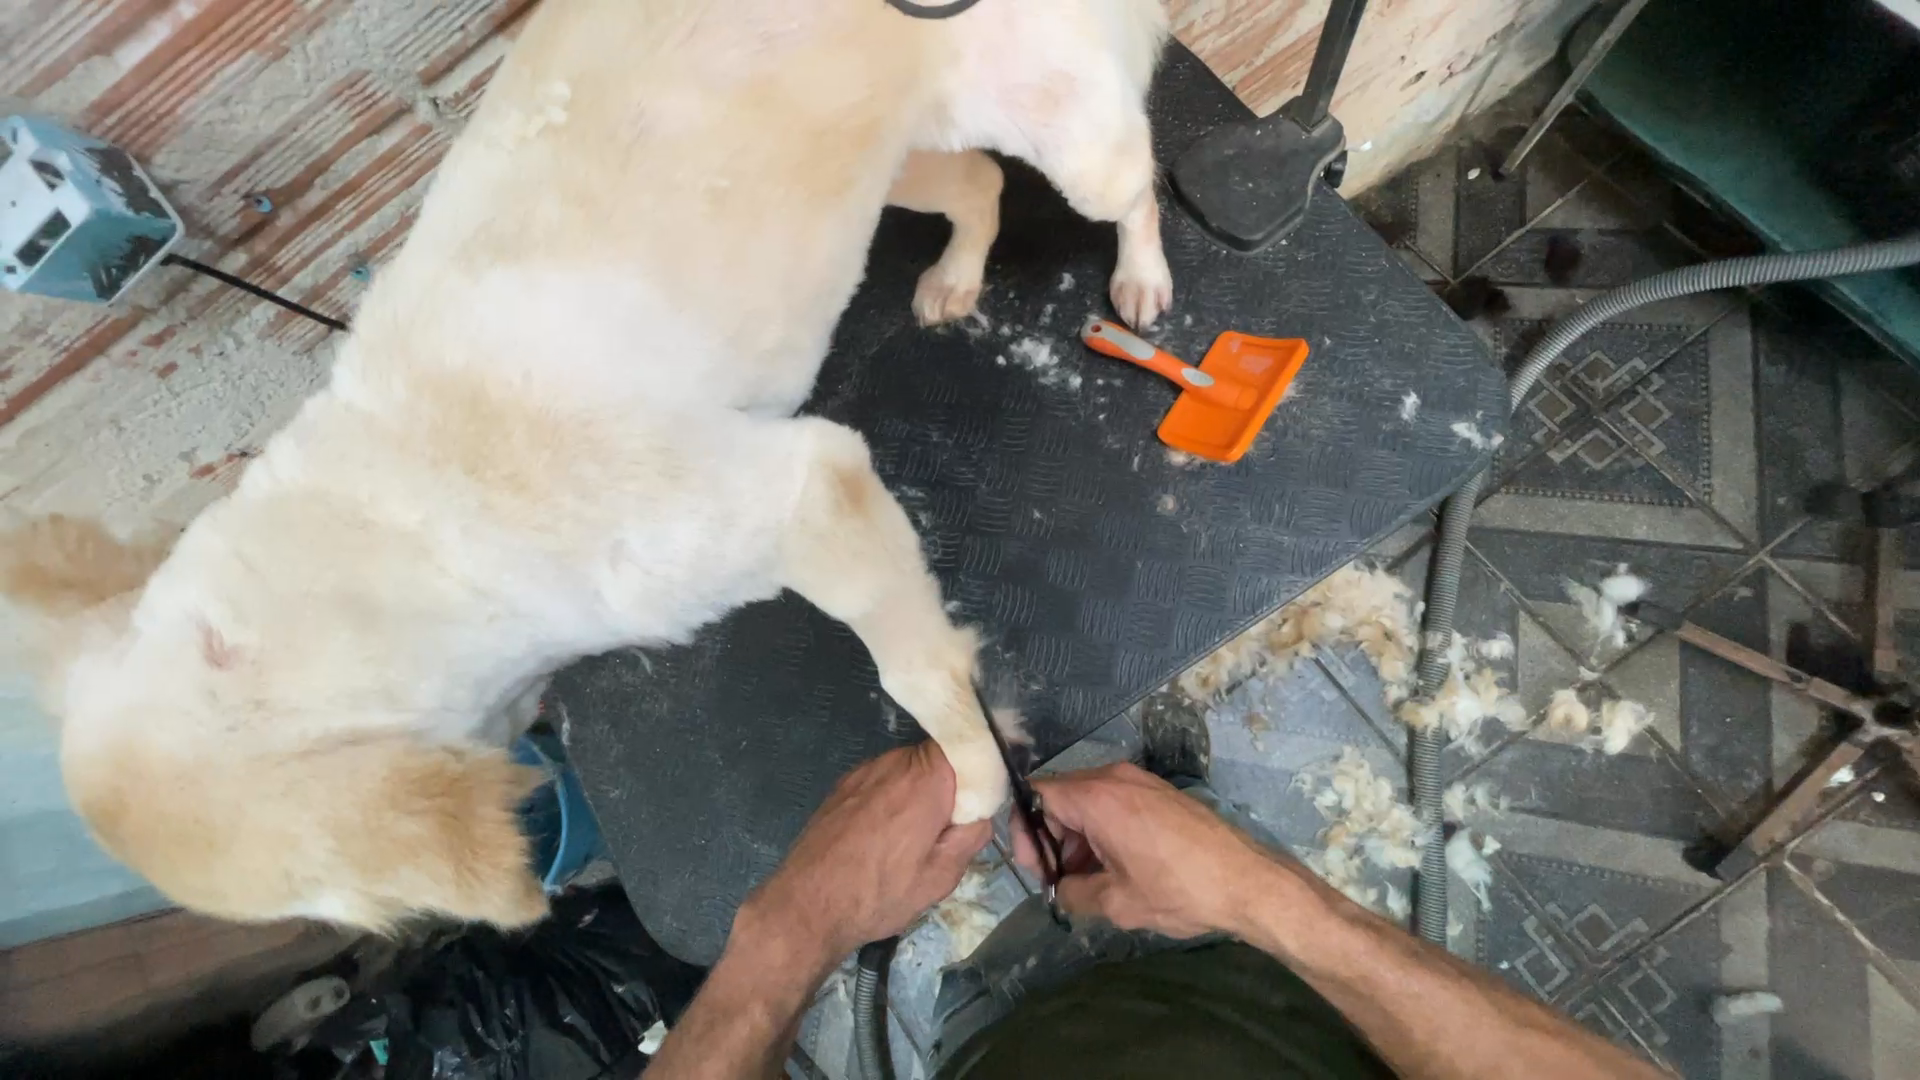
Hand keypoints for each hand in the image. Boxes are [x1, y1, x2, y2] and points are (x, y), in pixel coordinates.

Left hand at [743, 741, 992, 962]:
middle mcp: (896, 761)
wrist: (806, 906)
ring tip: (910, 839)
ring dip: (918, 793)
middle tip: (947, 828)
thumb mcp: (940, 877)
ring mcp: (866, 769)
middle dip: (948, 786)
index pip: (966, 745)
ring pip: (909, 770)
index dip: (978, 767)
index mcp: (926, 778)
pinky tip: (881, 836)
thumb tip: (980, 813)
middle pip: (937, 758)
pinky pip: (882, 780)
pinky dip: (891, 799)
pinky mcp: (844, 783)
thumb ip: (971, 835)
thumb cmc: (879, 893)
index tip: (979, 797)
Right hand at [1011, 763, 1293, 939]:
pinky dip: (1102, 827)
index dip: (1027, 829)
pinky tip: (1116, 863)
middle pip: (1061, 795)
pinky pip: (1112, 799)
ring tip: (1090, 878)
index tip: (1036, 866)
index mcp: (1097, 797)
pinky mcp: (1156, 790)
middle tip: (1059, 877)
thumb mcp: (1118, 902)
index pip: (1037, 795)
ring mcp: (1138, 780)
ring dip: (1078, 835)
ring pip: (1087, 799)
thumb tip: (1060, 890)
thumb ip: (1074, 893)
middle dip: (1052, 836)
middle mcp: (1113, 777)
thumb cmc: (1179, 889)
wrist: (1247, 880)